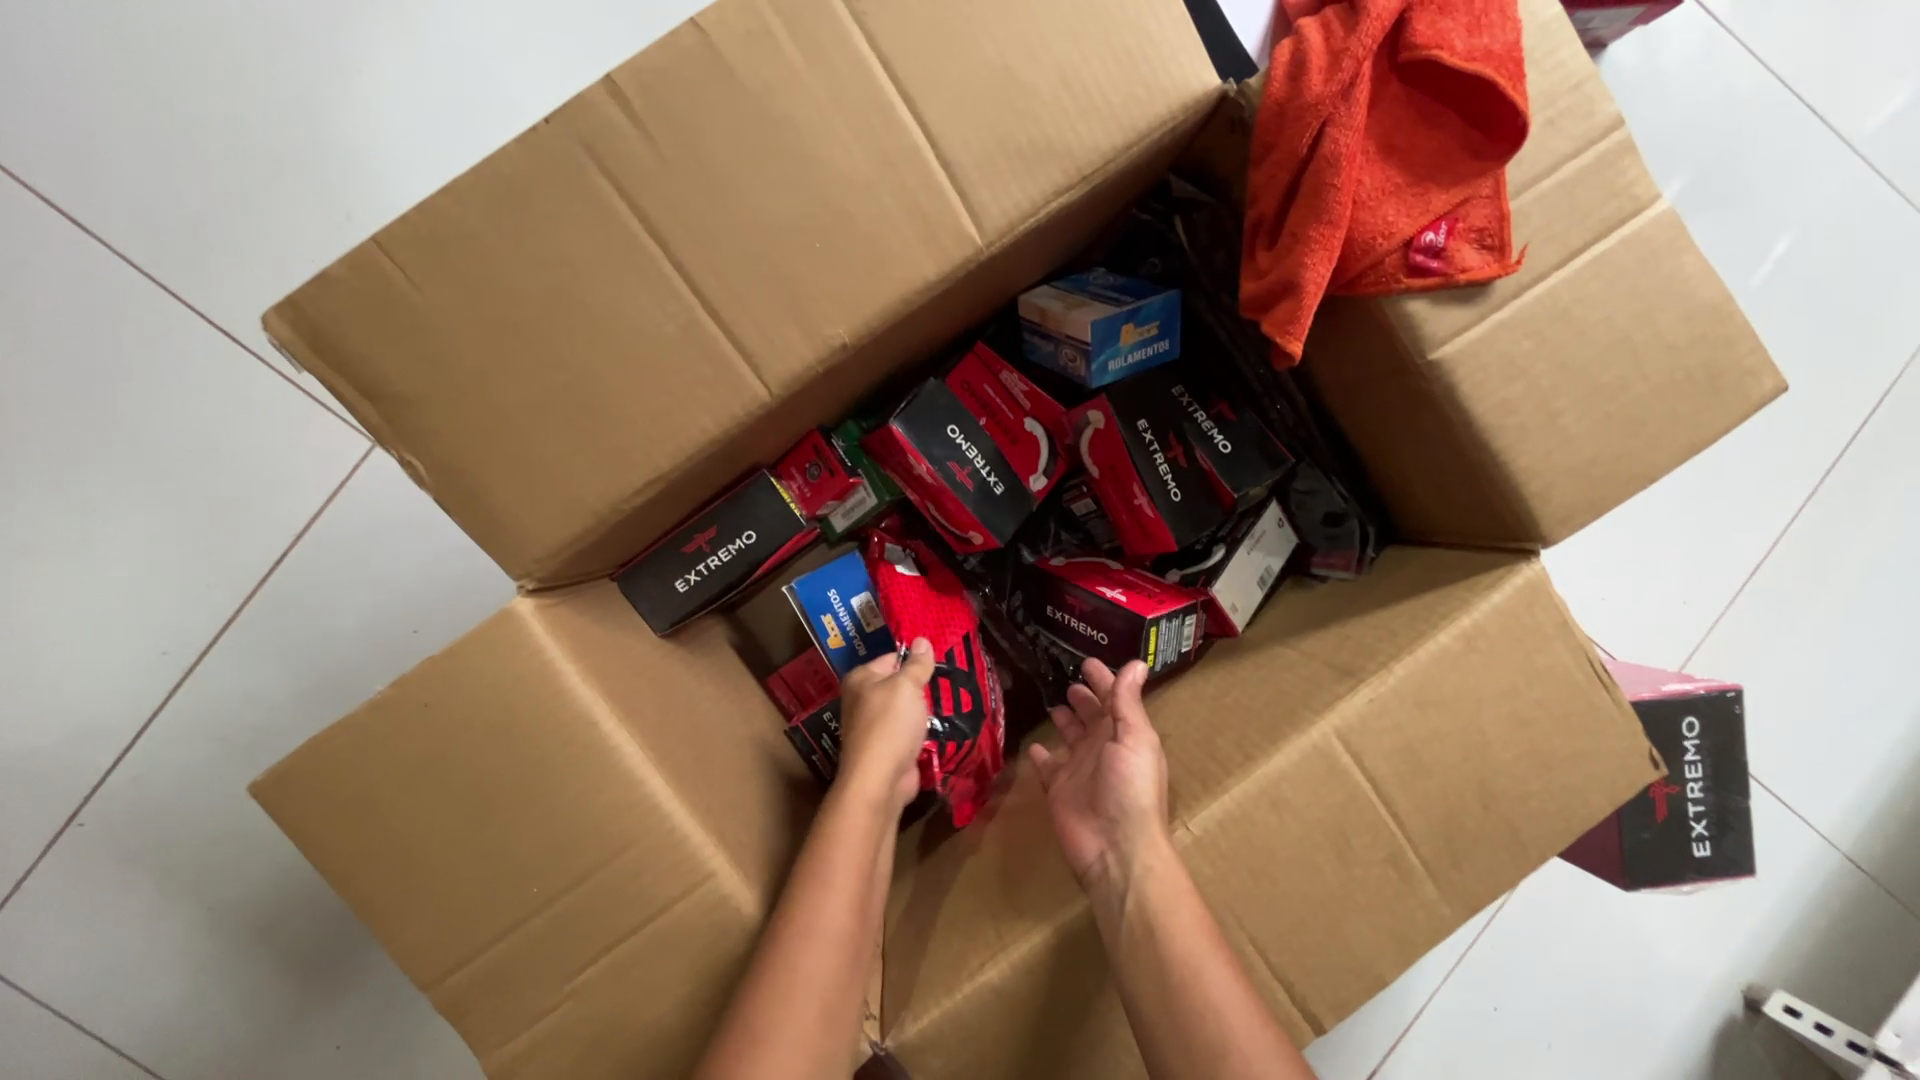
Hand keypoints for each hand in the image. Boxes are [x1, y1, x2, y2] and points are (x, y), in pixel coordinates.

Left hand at [836, 638, 934, 811]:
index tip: (941, 662)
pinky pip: (908, 731)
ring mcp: (873, 726)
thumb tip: (922, 640)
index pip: (892, 658)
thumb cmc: (890, 724)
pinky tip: (941, 727)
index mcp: (861, 679)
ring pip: (906, 709)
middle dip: (922, 686)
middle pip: (899, 684)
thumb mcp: (907, 686)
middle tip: (950, 683)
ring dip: (924, 710)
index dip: (915, 660)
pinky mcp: (887, 747)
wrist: (880, 780)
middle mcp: (862, 699)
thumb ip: (916, 664)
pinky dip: (922, 730)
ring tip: (951, 703)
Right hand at [1027, 659, 1171, 893]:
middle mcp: (1103, 747)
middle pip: (1091, 715)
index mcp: (1125, 733)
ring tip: (1051, 702)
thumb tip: (1136, 662)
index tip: (1086, 661)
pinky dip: (1041, 755)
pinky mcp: (1058, 788)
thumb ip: (1128, 701)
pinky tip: (1034, 744)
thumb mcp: (1134, 737)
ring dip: (1064, 720)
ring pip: (1070, 736)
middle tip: (1066, 678)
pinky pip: (1047, 766)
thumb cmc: (1130, 788)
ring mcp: (1079, 768)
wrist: (1114, 846)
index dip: (1103, 680)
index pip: (1113, 698)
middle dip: (1082, 697)